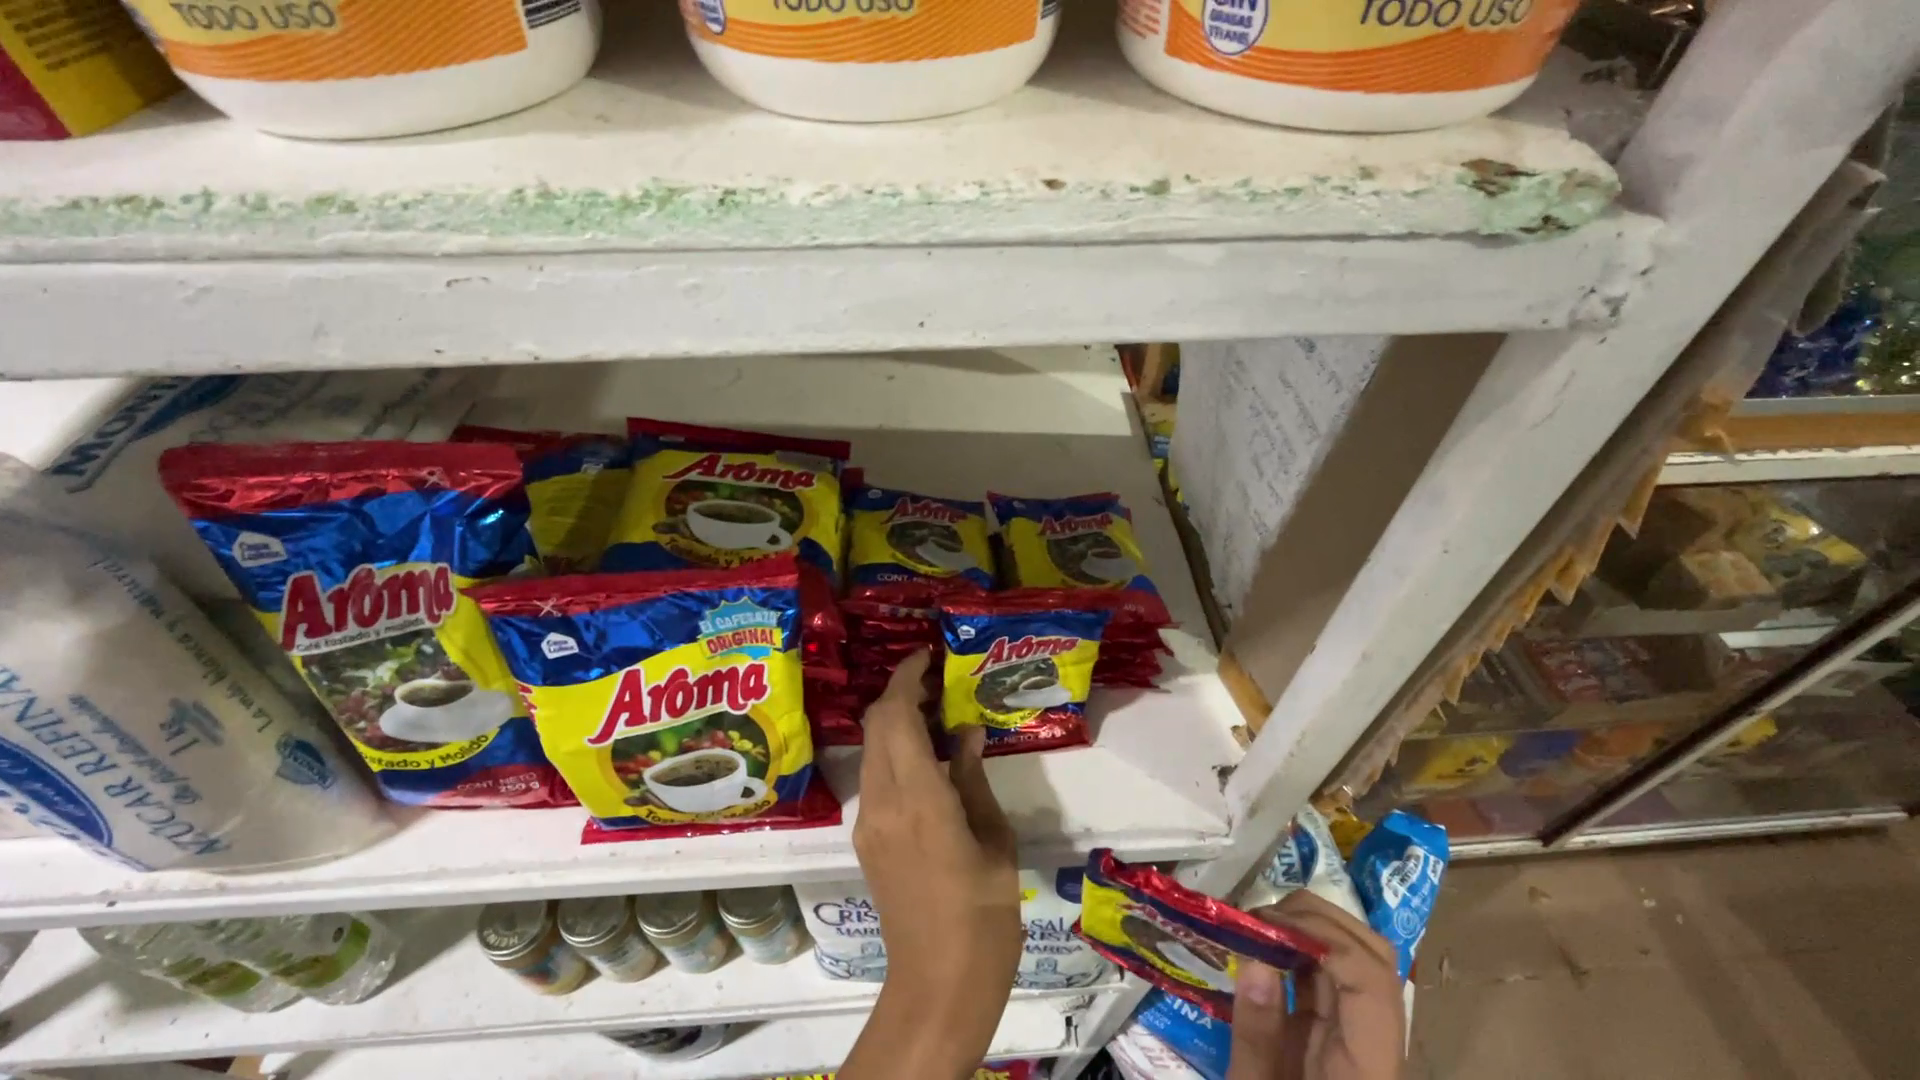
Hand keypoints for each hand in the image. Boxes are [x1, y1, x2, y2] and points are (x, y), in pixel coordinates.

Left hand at [842, 650, 1021, 1079]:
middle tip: (938, 682)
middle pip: (876, 726)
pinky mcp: (866, 839)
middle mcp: (882, 802)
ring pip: (871, 750)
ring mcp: (868, 822)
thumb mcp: (994, 841)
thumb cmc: (983, 914)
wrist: (937, 981)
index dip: (906, 678)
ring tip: (936, 715)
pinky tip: (927, 758)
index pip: (896, 717)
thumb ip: (974, 780)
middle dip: (899, 693)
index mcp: (918, 798)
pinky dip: (893, 752)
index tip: (928, 656)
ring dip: (894, 722)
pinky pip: (875, 777)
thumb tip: (966, 733)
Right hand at [1229, 890, 1405, 1079]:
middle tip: (1258, 915)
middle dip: (1320, 921)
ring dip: (1310, 933)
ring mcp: (1363, 1048)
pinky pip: (1333, 989)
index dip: (1326, 938)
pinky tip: (1264, 955)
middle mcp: (1379, 1053)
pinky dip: (1301, 959)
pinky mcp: (1341, 1050)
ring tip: (1256, 927)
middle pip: (1376, 963)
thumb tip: (1256, 960)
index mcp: (1369, 1074)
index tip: (1265, 924)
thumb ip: (1256, 1037)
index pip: (1371, 983)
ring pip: (1358, 968)